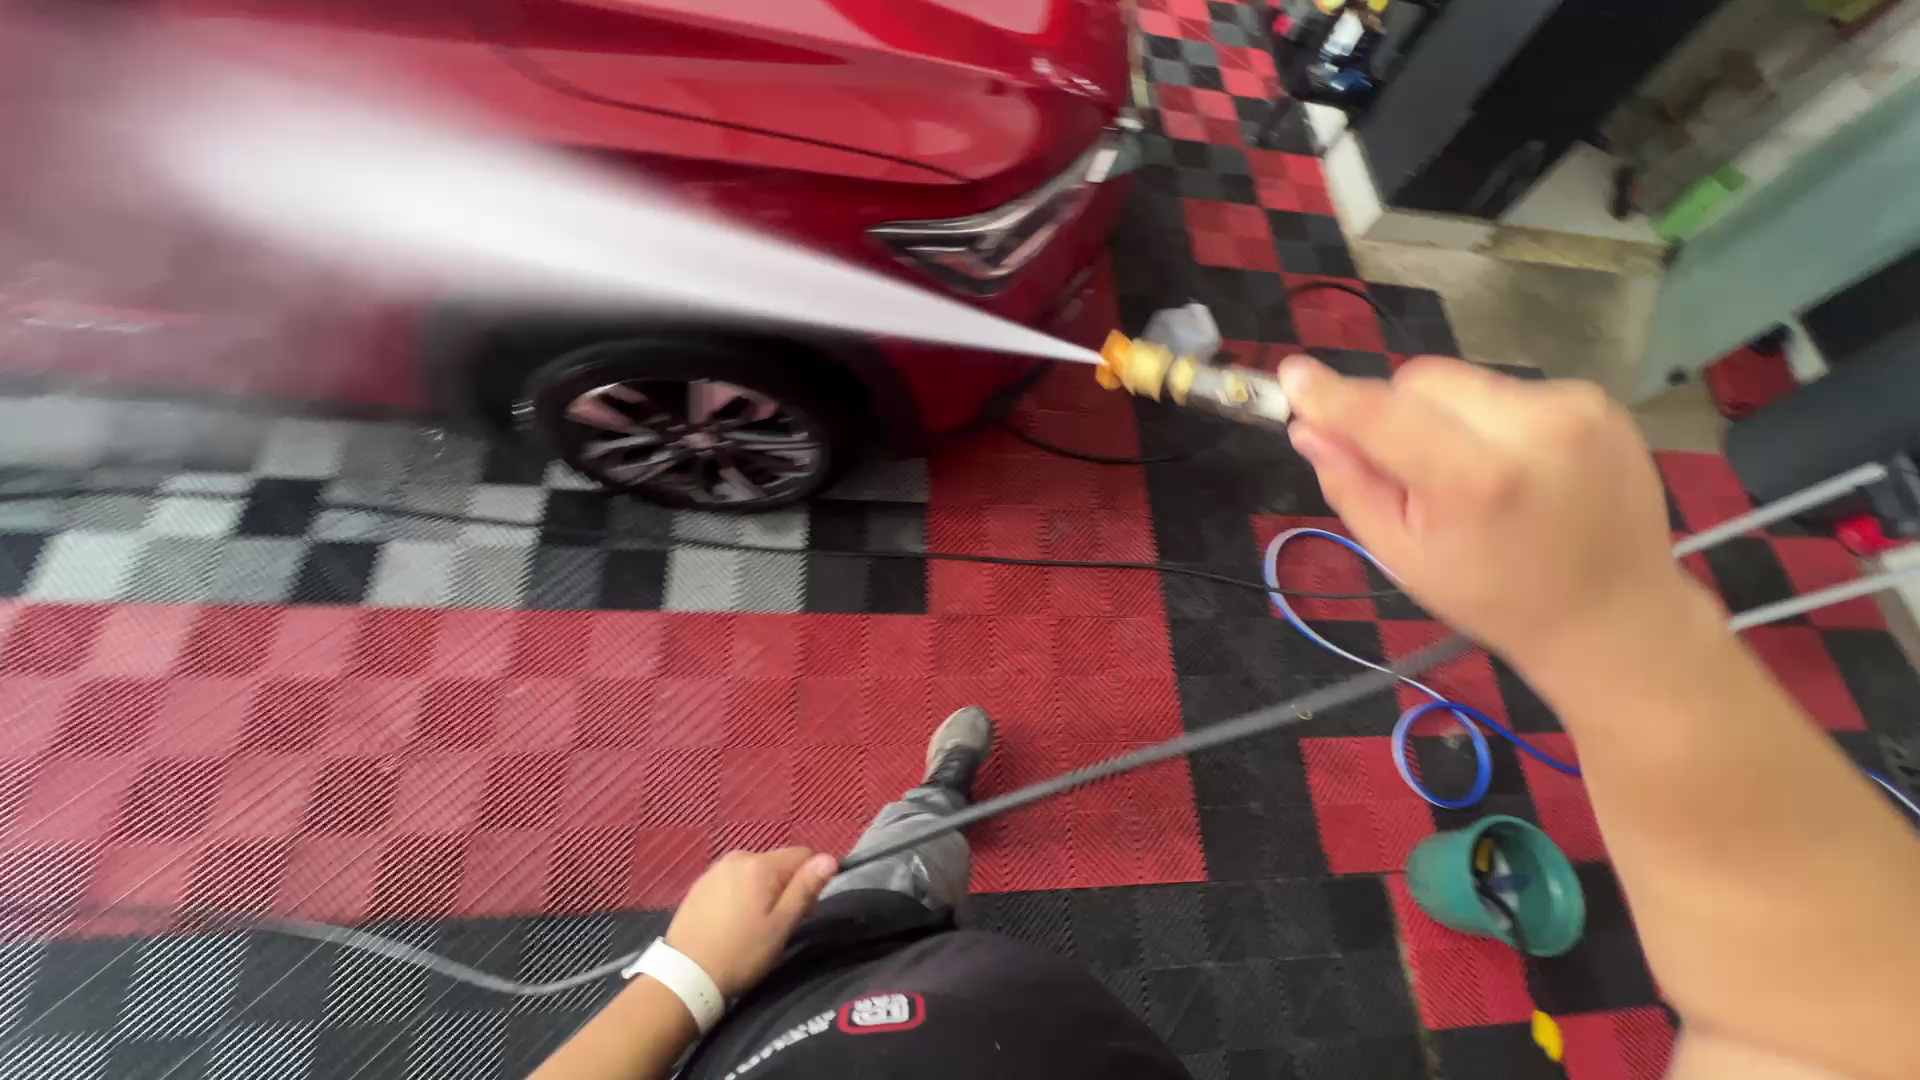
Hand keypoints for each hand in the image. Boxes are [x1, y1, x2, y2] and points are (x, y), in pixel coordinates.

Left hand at [663, 847, 838, 997]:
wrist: (683, 979)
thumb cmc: (740, 954)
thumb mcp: (780, 927)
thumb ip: (805, 889)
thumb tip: (829, 858)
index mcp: (760, 865)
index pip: (802, 855)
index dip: (810, 881)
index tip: (803, 912)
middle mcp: (737, 857)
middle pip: (777, 863)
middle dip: (785, 887)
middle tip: (777, 925)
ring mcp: (715, 870)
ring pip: (754, 872)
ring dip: (762, 891)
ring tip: (753, 926)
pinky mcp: (699, 885)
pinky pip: (732, 880)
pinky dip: (739, 895)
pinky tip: (731, 923)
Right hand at [1278, 355, 1695, 663]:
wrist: (1613, 614)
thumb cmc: (1489, 596)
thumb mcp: (1399, 555)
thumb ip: (1350, 485)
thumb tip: (1307, 428)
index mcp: (1475, 479)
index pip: (1382, 414)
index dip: (1331, 395)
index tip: (1291, 374)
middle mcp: (1532, 426)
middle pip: (1419, 381)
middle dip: (1393, 412)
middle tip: (1401, 465)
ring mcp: (1574, 408)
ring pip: (1460, 381)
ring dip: (1438, 414)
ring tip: (1460, 469)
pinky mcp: (1597, 401)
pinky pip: (1504, 388)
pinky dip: (1483, 417)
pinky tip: (1504, 463)